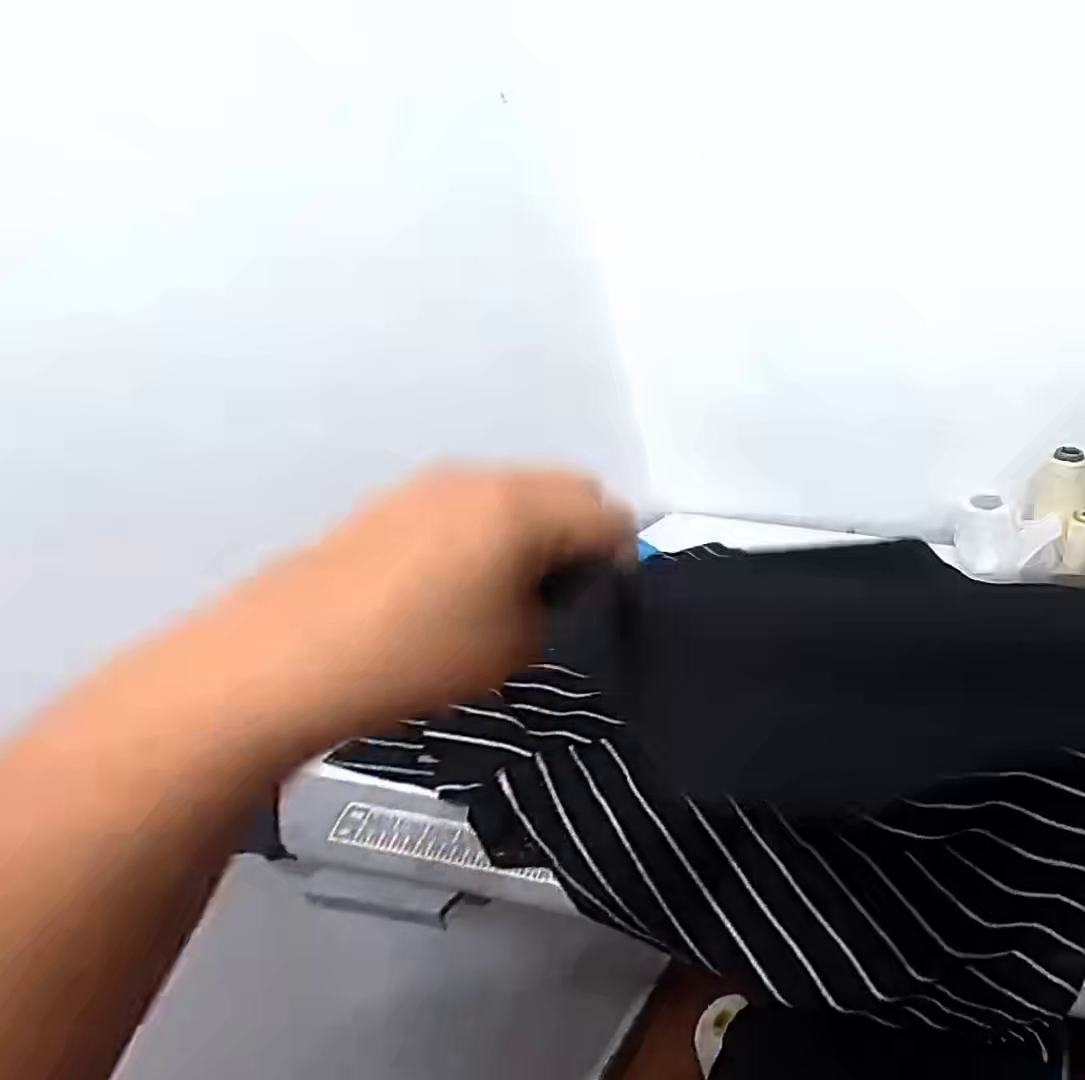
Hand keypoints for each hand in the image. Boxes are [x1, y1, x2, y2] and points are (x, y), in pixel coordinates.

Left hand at [199, 466, 635, 743]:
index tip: (602, 599)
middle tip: (567, 586)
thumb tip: (573, 580)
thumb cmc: (416, 658)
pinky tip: (467, 574)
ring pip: (530, 488)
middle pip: (578, 488)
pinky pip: (482, 497)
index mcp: (525, 510)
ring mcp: (436, 482)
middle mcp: (487, 479)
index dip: (623, 559)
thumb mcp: (525, 642)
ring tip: (516, 581)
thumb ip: (570, 601)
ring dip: (546, 524)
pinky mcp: (398, 499)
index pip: (613, 517)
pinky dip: (501, 523)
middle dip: (590, 531)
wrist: (267, 670)